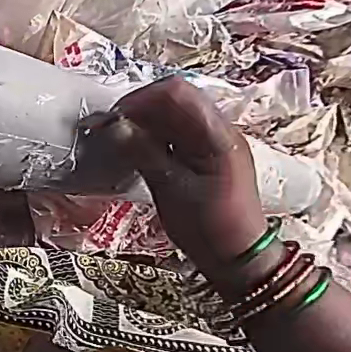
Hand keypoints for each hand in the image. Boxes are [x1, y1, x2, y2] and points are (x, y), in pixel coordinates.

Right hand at [99, 76, 268, 283]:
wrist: (240, 258)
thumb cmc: (210, 227)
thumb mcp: (172, 189)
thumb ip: (144, 152)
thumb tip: (115, 125)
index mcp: (216, 134)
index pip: (176, 92)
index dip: (141, 99)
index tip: (114, 118)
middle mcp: (217, 131)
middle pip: (173, 99)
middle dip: (138, 109)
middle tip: (110, 129)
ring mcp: (212, 142)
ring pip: (171, 115)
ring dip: (143, 122)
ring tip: (118, 140)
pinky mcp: (204, 155)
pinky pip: (174, 133)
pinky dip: (152, 135)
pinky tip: (135, 149)